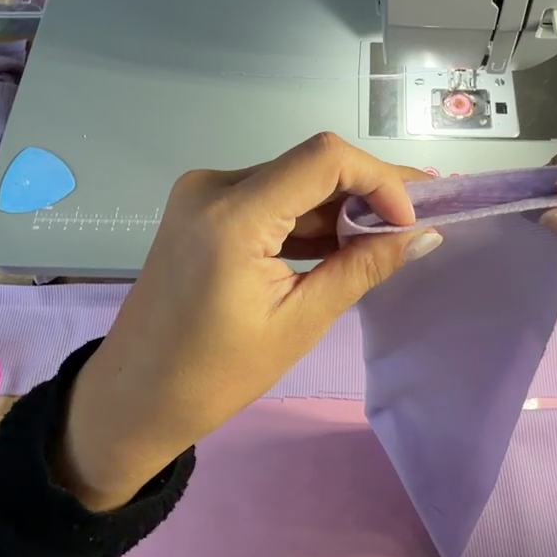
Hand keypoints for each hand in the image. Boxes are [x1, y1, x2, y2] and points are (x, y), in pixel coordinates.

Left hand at [58, 133, 441, 509]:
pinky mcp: (203, 207)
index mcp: (233, 214)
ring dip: (341, 203)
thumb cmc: (213, 375)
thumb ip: (362, 268)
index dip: (378, 179)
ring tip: (394, 227)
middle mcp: (215, 185)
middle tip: (421, 214)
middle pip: (311, 164)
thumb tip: (423, 235)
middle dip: (368, 189)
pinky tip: (346, 236)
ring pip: (293, 179)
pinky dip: (309, 216)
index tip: (409, 222)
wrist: (133, 397)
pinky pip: (270, 197)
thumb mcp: (298, 323)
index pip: (325, 158)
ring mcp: (205, 193)